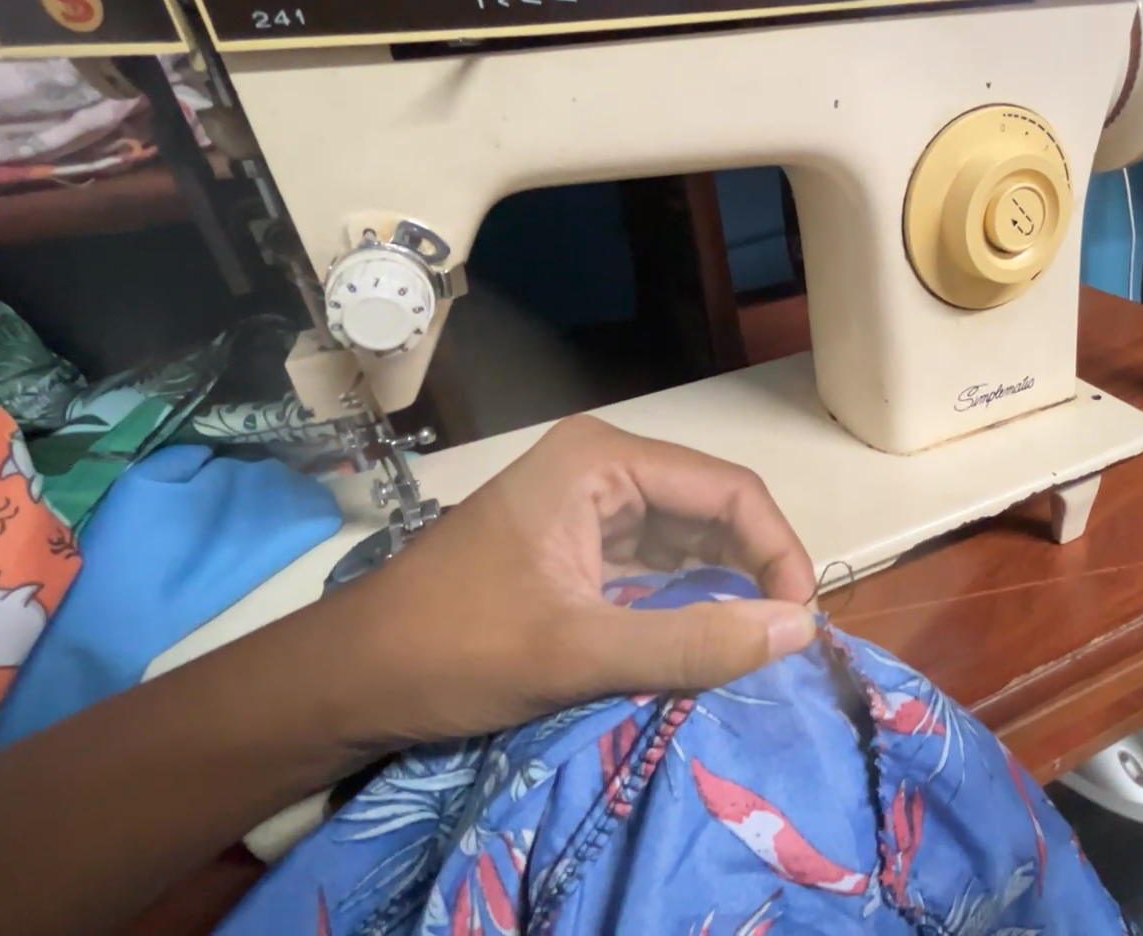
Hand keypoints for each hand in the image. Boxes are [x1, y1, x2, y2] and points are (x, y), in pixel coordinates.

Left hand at [318, 415, 817, 748]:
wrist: (343, 681)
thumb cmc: (450, 650)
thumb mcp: (577, 652)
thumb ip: (692, 643)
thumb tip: (798, 630)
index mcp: (604, 459)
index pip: (729, 488)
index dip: (777, 547)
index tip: (799, 618)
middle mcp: (606, 465)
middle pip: (715, 505)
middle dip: (756, 564)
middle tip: (784, 633)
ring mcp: (595, 501)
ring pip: (693, 533)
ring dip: (730, 580)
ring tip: (759, 634)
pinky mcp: (587, 540)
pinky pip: (663, 558)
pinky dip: (694, 593)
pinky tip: (716, 626)